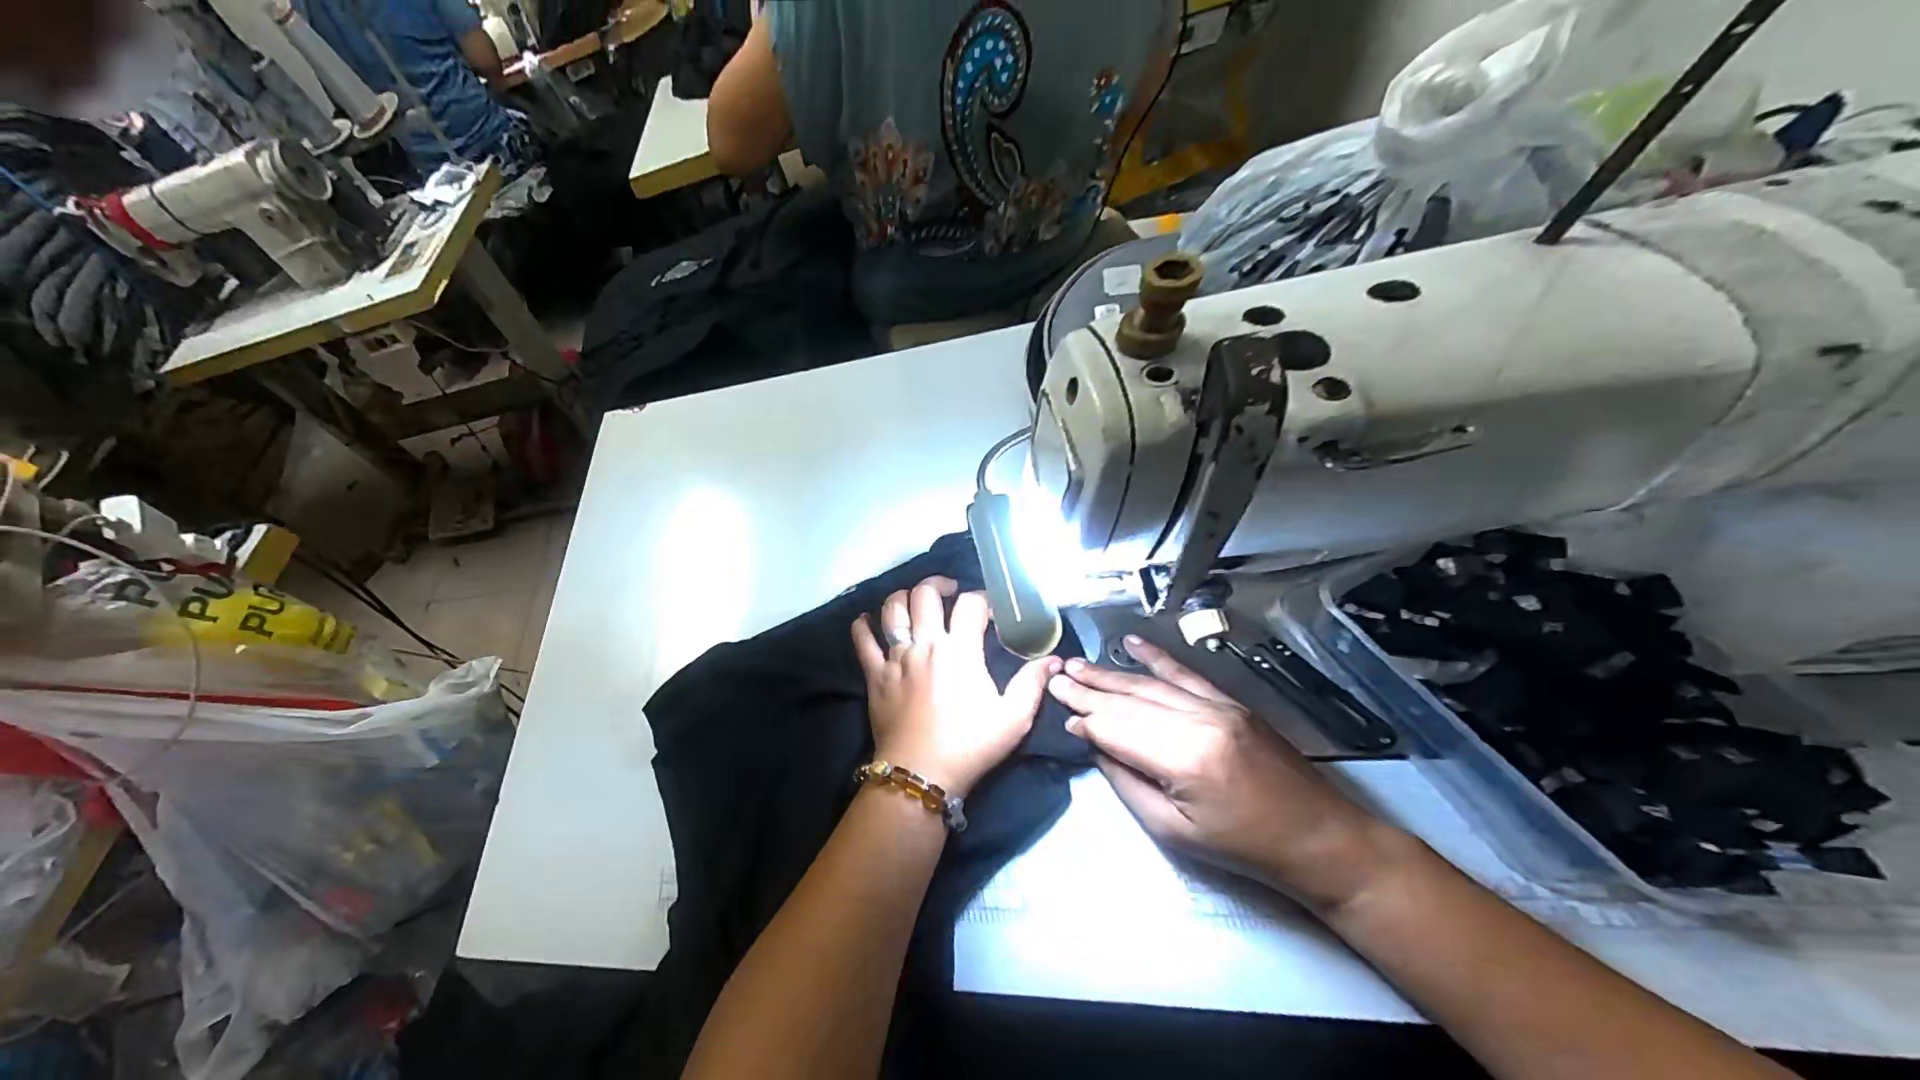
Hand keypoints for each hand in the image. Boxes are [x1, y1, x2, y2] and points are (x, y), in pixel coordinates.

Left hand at [852, 576, 1063, 797]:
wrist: (921, 775)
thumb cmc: (971, 746)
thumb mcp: (1014, 718)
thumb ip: (1032, 683)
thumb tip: (1053, 659)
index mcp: (960, 650)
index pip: (971, 604)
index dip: (983, 599)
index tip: (989, 609)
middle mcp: (926, 644)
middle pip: (926, 594)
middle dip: (940, 584)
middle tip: (950, 592)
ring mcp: (896, 657)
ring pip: (893, 609)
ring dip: (903, 596)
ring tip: (915, 601)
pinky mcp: (874, 675)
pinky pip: (862, 641)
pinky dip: (863, 625)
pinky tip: (868, 620)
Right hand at [1047, 635, 1407, 910]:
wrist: (1317, 838)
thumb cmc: (1242, 848)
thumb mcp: (1173, 830)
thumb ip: (1128, 782)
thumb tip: (1096, 746)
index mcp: (1183, 757)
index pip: (1117, 728)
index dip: (1084, 718)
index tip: (1055, 706)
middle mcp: (1199, 720)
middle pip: (1130, 699)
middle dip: (1089, 688)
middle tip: (1055, 675)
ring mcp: (1218, 705)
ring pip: (1152, 683)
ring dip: (1112, 674)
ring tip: (1078, 664)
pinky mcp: (1232, 702)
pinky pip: (1187, 673)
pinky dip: (1157, 658)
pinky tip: (1133, 645)